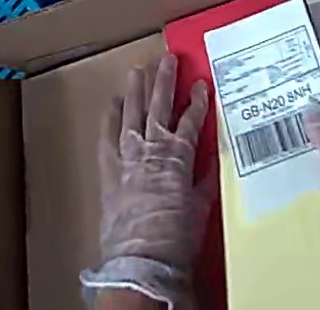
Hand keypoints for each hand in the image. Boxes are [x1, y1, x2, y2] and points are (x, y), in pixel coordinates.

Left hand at [80, 53, 210, 309]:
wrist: (140, 261)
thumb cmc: (176, 238)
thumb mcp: (201, 208)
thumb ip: (205, 180)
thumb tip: (212, 161)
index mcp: (178, 154)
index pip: (191, 118)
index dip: (197, 99)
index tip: (201, 83)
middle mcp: (153, 146)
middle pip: (160, 105)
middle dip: (165, 80)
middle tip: (167, 59)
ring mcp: (128, 154)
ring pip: (133, 111)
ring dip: (136, 89)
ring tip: (138, 68)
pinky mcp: (109, 168)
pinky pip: (107, 135)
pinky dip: (110, 117)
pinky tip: (114, 101)